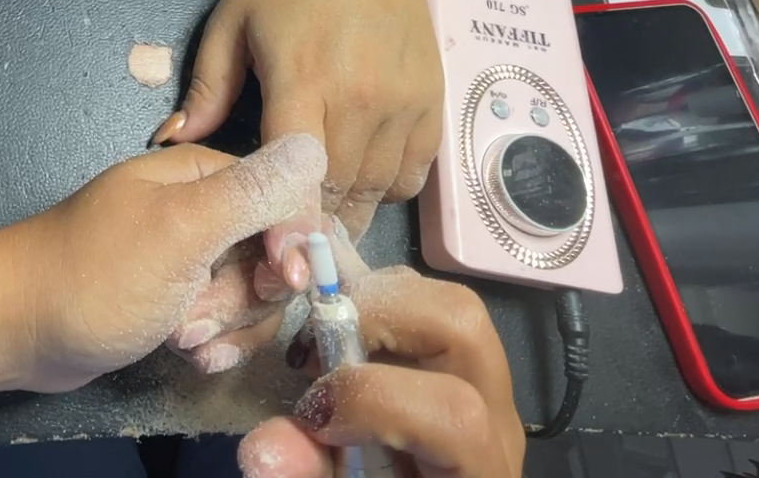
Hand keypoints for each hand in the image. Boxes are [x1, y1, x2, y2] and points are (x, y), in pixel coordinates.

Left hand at [0, 135, 324, 392]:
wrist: (19, 324)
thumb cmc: (97, 273)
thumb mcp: (180, 229)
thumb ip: (250, 192)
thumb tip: (311, 143)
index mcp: (202, 174)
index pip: (286, 196)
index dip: (293, 243)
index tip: (274, 280)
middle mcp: (198, 205)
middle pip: (272, 252)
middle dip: (245, 295)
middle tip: (197, 309)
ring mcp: (186, 252)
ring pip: (251, 291)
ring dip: (224, 322)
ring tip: (180, 333)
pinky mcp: (175, 292)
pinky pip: (223, 316)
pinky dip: (211, 338)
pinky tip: (183, 349)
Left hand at [155, 0, 451, 238]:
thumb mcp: (233, 23)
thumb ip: (207, 86)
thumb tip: (172, 138)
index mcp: (303, 77)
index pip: (295, 166)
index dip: (287, 219)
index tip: (277, 261)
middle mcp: (361, 98)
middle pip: (338, 189)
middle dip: (312, 223)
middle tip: (285, 242)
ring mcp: (405, 105)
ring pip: (377, 190)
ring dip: (346, 211)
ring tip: (317, 218)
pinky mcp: (434, 107)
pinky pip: (411, 175)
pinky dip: (383, 190)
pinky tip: (357, 180)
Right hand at [237, 267, 524, 477]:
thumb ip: (309, 474)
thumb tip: (262, 447)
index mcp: (478, 472)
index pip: (455, 416)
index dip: (371, 400)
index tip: (313, 418)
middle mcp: (497, 420)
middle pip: (462, 326)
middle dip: (375, 315)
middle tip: (319, 347)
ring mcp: (485, 385)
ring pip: (450, 301)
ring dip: (375, 298)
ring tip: (327, 336)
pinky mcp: (459, 360)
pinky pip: (429, 300)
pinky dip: (376, 298)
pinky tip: (341, 334)